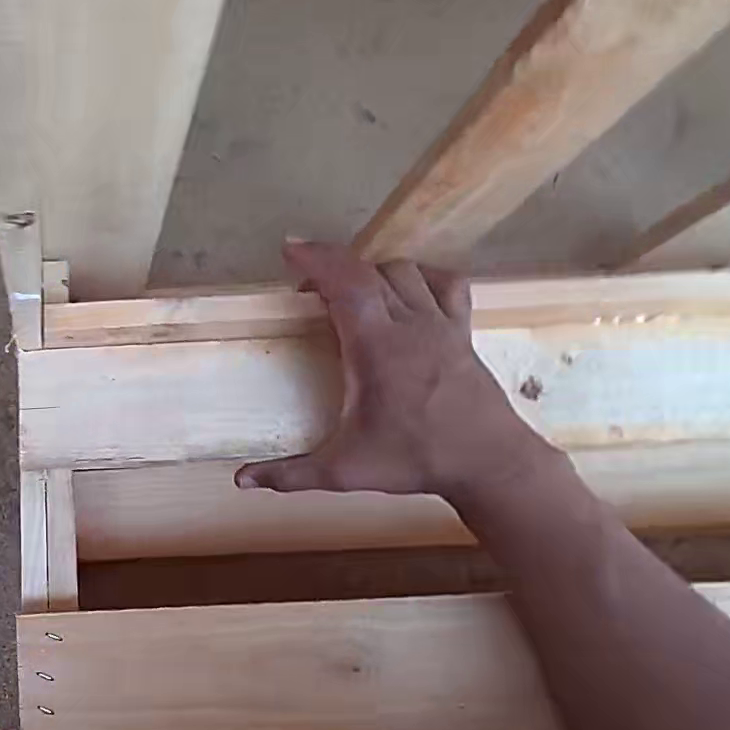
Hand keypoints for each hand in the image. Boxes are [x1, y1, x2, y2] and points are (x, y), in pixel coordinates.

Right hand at [234, 241, 556, 500]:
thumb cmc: (413, 461)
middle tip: (305, 281)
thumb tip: (241, 482)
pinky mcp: (462, 332)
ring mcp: (441, 324)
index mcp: (376, 347)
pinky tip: (408, 290)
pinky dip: (420, 277)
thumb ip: (289, 475)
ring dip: (371, 271)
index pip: (345, 284)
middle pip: (370, 270)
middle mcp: (410, 324)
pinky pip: (444, 284)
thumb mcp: (343, 471)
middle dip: (333, 264)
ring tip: (348, 290)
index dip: (316, 259)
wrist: (489, 463)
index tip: (290, 248)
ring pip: (405, 271)